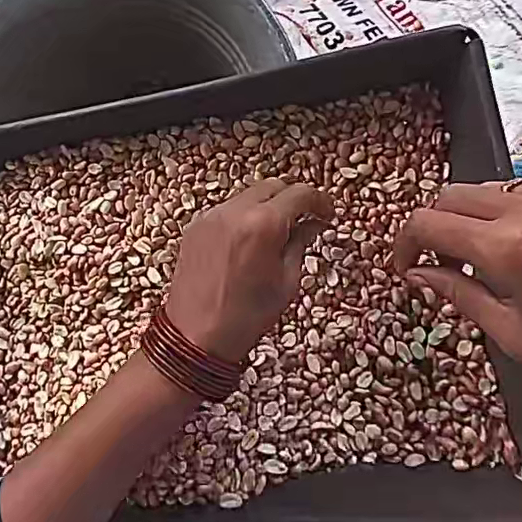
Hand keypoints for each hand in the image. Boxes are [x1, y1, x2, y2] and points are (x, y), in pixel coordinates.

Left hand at [163, 179, 332, 360]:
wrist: (195, 335)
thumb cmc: (244, 316)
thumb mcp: (286, 282)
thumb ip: (300, 244)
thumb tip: (313, 225)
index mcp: (262, 225)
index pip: (300, 194)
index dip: (320, 200)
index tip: (327, 212)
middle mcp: (234, 212)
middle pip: (272, 186)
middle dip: (293, 198)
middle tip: (306, 219)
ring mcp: (211, 218)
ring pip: (248, 195)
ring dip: (267, 205)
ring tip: (279, 232)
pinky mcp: (195, 227)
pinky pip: (227, 210)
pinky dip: (244, 216)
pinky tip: (252, 239)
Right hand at [393, 182, 521, 423]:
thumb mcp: (517, 335)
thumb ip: (459, 294)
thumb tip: (420, 273)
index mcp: (511, 251)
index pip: (428, 221)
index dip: (405, 242)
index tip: (408, 263)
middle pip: (453, 193)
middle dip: (436, 224)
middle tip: (442, 259)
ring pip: (492, 187)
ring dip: (474, 216)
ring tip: (490, 255)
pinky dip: (517, 212)